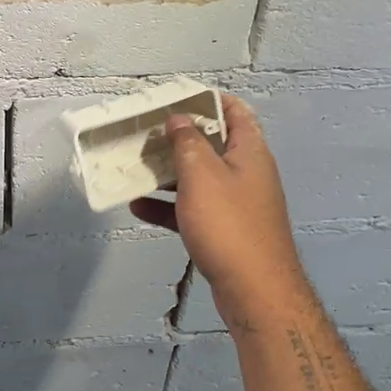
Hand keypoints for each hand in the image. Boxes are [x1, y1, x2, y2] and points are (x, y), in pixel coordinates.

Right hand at [130, 95, 307, 317]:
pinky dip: (168, 206)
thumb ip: (188, 142)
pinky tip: (139, 207)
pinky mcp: (226, 231)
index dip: (207, 100)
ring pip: (199, 178)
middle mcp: (247, 173)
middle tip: (146, 134)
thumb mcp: (202, 175)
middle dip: (178, 138)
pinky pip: (193, 209)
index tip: (174, 99)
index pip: (235, 111)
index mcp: (250, 151)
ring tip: (136, 168)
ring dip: (169, 173)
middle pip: (212, 144)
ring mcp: (237, 204)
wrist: (255, 291)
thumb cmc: (229, 224)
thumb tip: (179, 119)